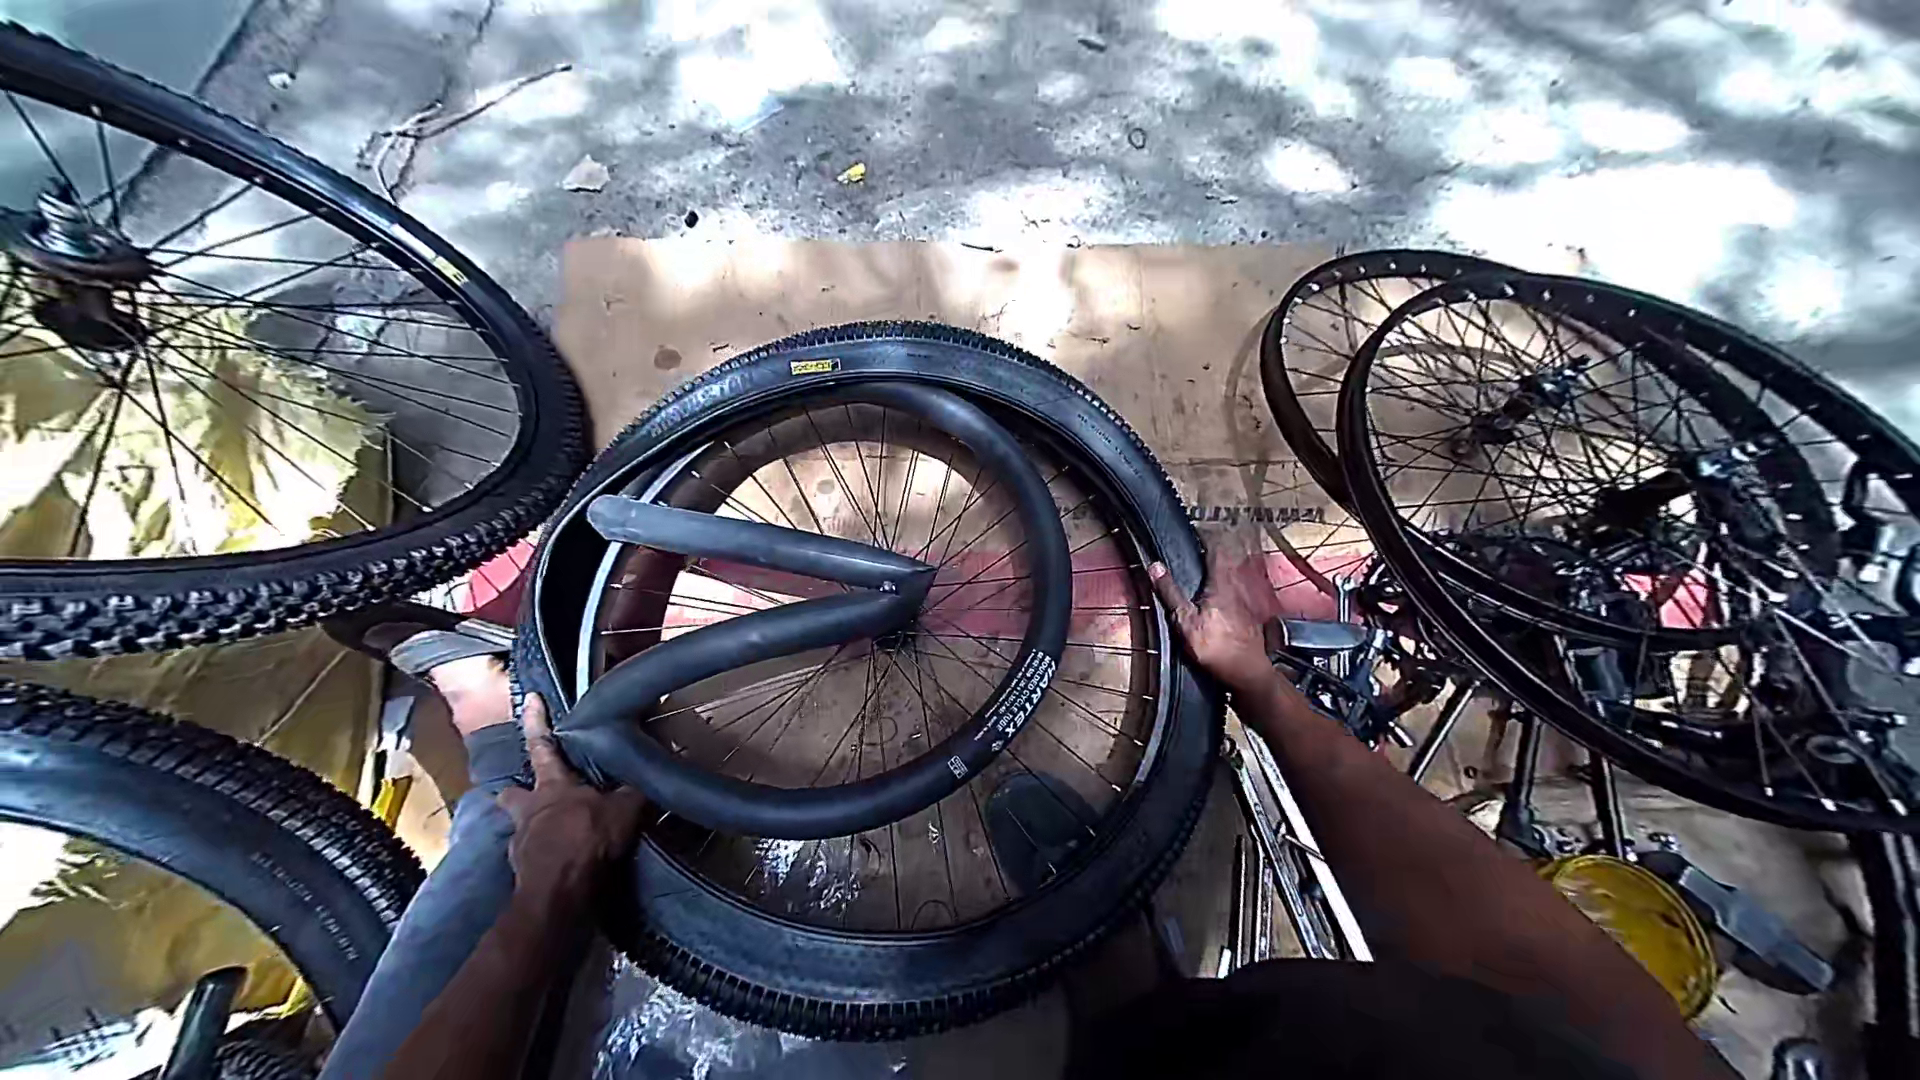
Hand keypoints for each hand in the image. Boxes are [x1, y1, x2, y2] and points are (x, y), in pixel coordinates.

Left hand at [495, 692, 646, 912]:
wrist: (559, 891)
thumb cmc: (589, 838)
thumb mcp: (626, 808)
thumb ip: (638, 787)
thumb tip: (661, 763)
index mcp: (553, 787)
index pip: (543, 746)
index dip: (537, 721)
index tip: (531, 699)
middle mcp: (530, 810)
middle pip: (514, 792)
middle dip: (517, 789)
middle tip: (526, 788)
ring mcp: (521, 841)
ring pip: (518, 824)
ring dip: (529, 822)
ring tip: (549, 826)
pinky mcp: (522, 868)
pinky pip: (530, 852)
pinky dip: (543, 850)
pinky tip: (560, 855)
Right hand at [1148, 541, 1283, 694]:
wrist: (1246, 674)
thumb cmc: (1216, 649)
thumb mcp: (1184, 620)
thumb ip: (1170, 592)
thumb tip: (1155, 567)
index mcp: (1221, 584)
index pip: (1217, 549)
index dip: (1208, 536)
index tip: (1198, 529)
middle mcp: (1237, 589)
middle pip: (1230, 559)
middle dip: (1220, 547)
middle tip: (1208, 539)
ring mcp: (1246, 602)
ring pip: (1236, 574)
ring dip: (1226, 563)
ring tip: (1213, 560)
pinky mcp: (1249, 617)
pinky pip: (1239, 591)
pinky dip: (1230, 583)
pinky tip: (1221, 592)